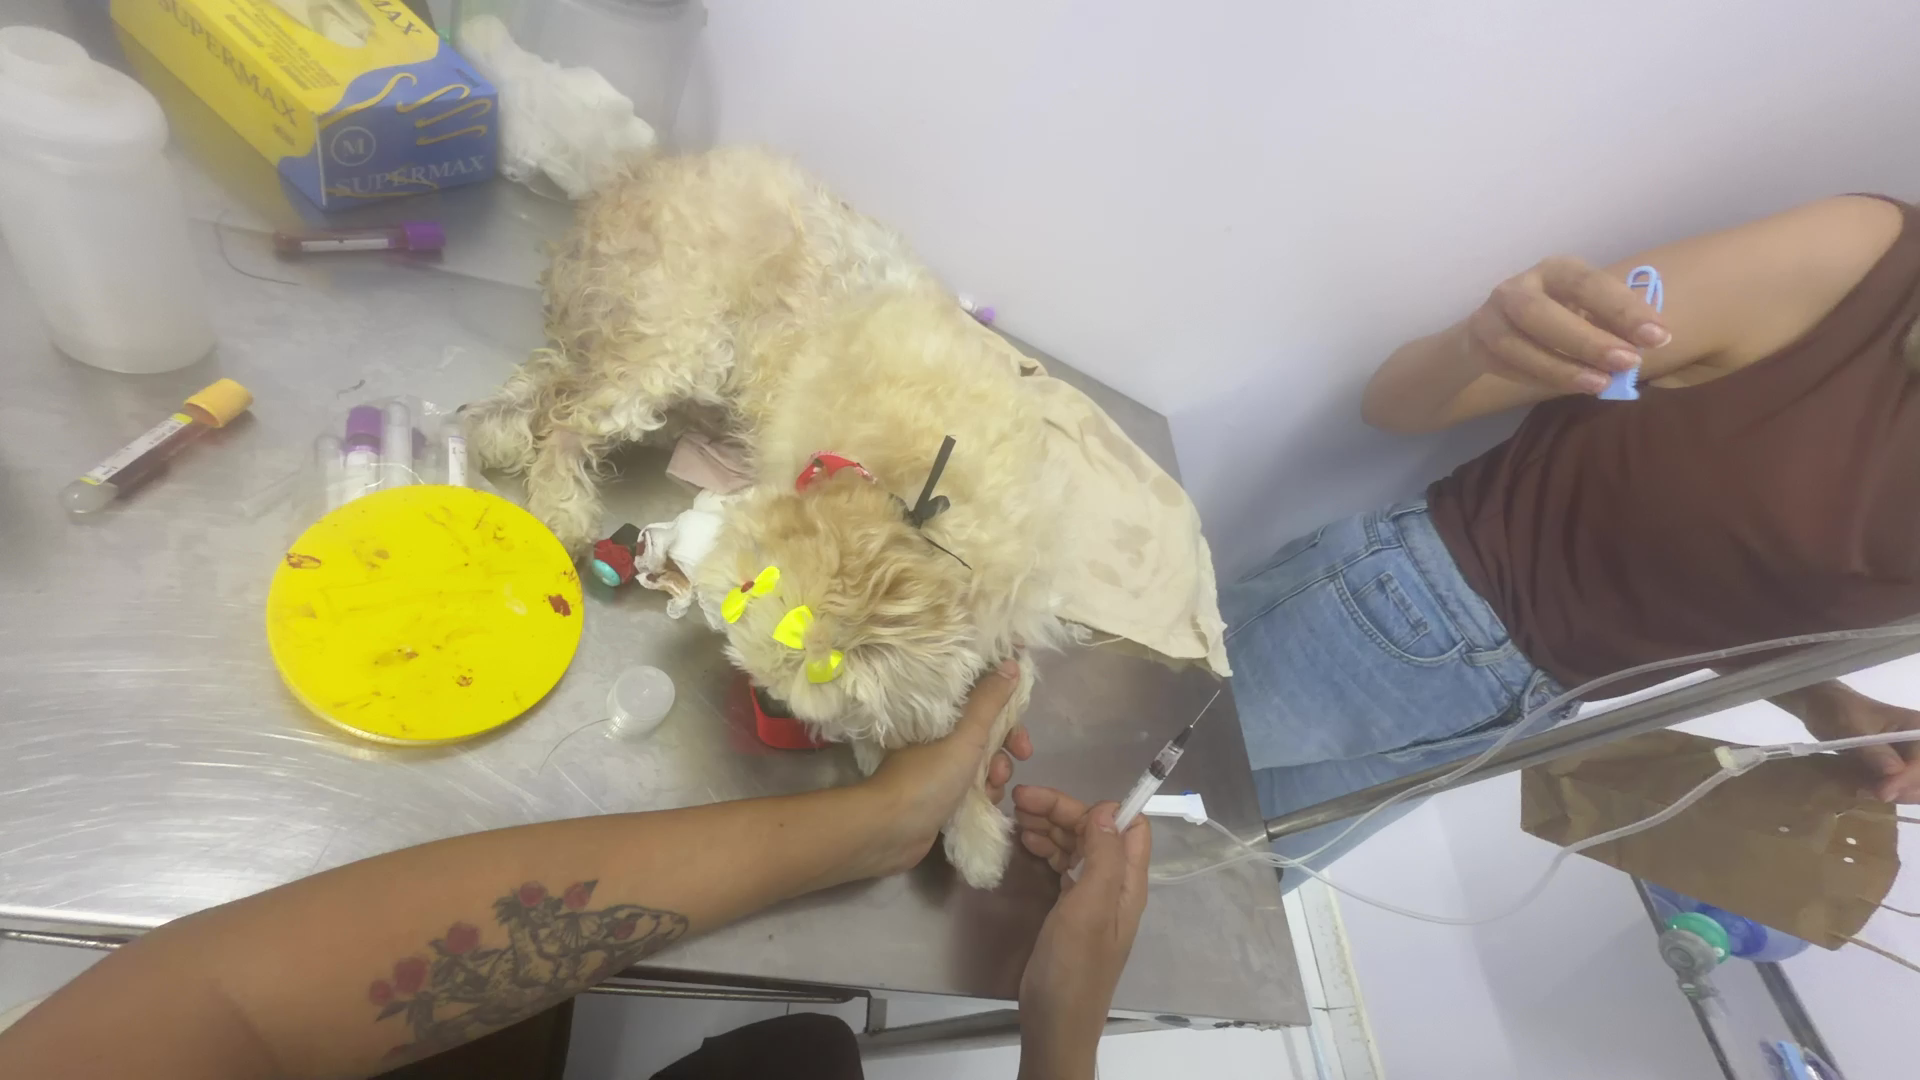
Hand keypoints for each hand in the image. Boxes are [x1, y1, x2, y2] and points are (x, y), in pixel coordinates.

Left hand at [859, 659, 1029, 875]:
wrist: (892, 829)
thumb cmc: (929, 776)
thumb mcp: (966, 735)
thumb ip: (990, 700)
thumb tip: (1011, 662)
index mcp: (942, 715)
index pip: (981, 700)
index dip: (1006, 710)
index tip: (1021, 724)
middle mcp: (941, 736)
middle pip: (987, 732)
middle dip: (1006, 747)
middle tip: (1018, 757)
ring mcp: (940, 766)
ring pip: (984, 761)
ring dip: (996, 773)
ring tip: (992, 786)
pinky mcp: (942, 794)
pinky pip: (974, 786)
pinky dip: (983, 792)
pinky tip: (985, 801)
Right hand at [1011, 788, 1150, 1079]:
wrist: (1054, 1023)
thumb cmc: (1074, 966)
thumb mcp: (1090, 907)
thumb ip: (1104, 856)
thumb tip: (1107, 807)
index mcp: (1127, 881)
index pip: (1127, 825)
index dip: (1097, 806)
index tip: (1055, 799)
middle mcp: (1113, 883)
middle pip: (1094, 830)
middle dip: (1060, 810)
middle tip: (1018, 800)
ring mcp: (1092, 896)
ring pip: (1076, 844)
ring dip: (1049, 825)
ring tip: (1015, 817)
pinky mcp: (1071, 907)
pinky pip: (1063, 863)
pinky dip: (1044, 846)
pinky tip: (1024, 842)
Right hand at [1465, 256, 1670, 395]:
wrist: (1494, 329)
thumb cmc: (1556, 315)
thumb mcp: (1586, 307)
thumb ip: (1612, 320)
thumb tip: (1649, 343)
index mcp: (1553, 269)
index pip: (1588, 284)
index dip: (1622, 310)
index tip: (1658, 337)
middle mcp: (1515, 288)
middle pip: (1540, 314)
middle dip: (1586, 340)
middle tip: (1627, 363)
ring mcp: (1487, 317)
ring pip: (1515, 345)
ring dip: (1559, 367)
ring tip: (1599, 385)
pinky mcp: (1474, 346)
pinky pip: (1503, 366)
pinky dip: (1538, 378)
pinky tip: (1568, 387)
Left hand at [1785, 684, 1919, 801]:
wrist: (1818, 705)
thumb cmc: (1835, 709)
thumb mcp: (1851, 726)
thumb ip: (1873, 750)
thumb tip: (1894, 772)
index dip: (1906, 780)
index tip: (1882, 792)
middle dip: (1905, 790)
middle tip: (1874, 795)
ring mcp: (1910, 756)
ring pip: (1914, 784)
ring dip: (1895, 792)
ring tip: (1866, 792)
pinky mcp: (1895, 763)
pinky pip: (1898, 782)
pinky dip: (1884, 789)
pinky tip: (1865, 790)